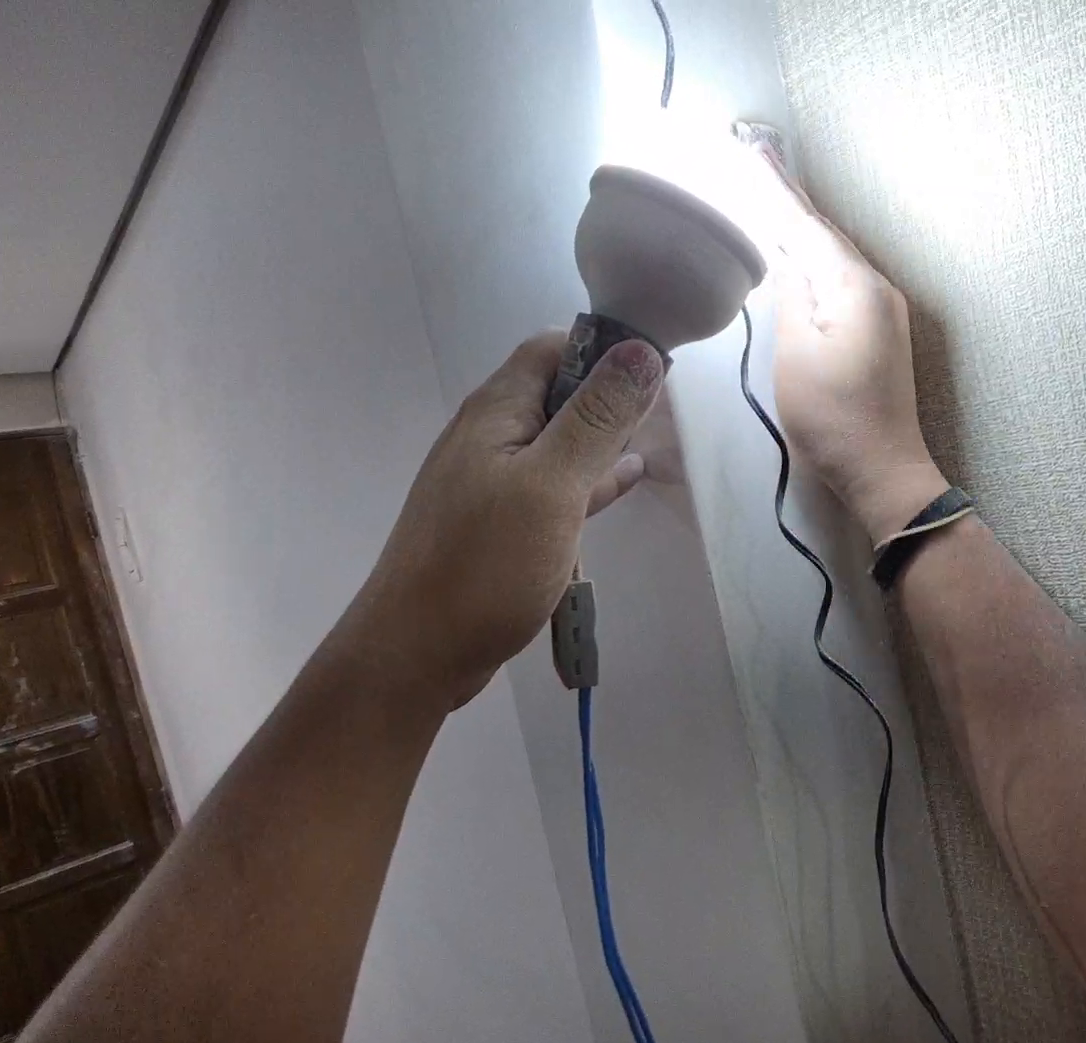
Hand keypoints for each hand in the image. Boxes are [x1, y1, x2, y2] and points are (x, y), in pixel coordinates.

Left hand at [335, 331, 662, 709]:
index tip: (659, 367)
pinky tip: (624, 479)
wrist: (418, 653)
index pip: (553, 347)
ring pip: (562, 440)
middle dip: (611, 392)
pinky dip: (592, 477)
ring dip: (605, 436)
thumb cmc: (485, 565)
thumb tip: (640, 351)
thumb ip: (596, 420)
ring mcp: (497, 481)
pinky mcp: (506, 521)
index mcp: (497, 412)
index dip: (605, 347)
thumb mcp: (551, 485)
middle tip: (667, 406)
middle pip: (559, 392)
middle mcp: (493, 436)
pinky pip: (558, 483)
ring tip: (656, 435)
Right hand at [754, 150, 948, 541]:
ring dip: (801, 234)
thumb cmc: (833, 417)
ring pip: (834, 261)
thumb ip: (791, 296)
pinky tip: (797, 261)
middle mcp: (877, 289)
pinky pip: (840, 286)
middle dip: (788, 204)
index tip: (750, 152)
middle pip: (825, 238)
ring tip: (768, 202)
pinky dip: (815, 267)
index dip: (775, 192)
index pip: (807, 227)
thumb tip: (787, 259)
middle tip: (754, 166)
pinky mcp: (879, 336)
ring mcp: (883, 313)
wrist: (882, 471)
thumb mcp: (797, 353)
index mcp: (855, 287)